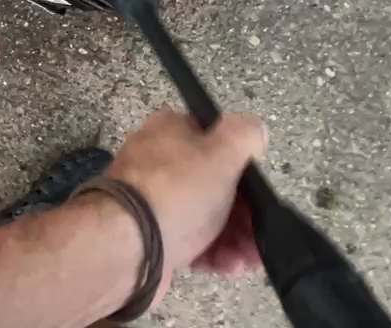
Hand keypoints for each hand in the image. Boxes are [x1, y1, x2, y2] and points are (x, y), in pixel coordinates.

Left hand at [105, 110, 267, 293]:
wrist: (129, 241)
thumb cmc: (175, 190)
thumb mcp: (219, 154)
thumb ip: (241, 136)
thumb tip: (254, 125)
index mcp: (169, 130)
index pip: (213, 140)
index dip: (242, 167)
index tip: (262, 194)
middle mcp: (157, 158)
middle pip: (212, 183)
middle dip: (243, 213)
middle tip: (260, 235)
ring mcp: (152, 196)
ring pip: (203, 215)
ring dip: (233, 238)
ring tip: (249, 258)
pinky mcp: (150, 230)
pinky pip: (187, 239)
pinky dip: (211, 253)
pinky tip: (227, 265)